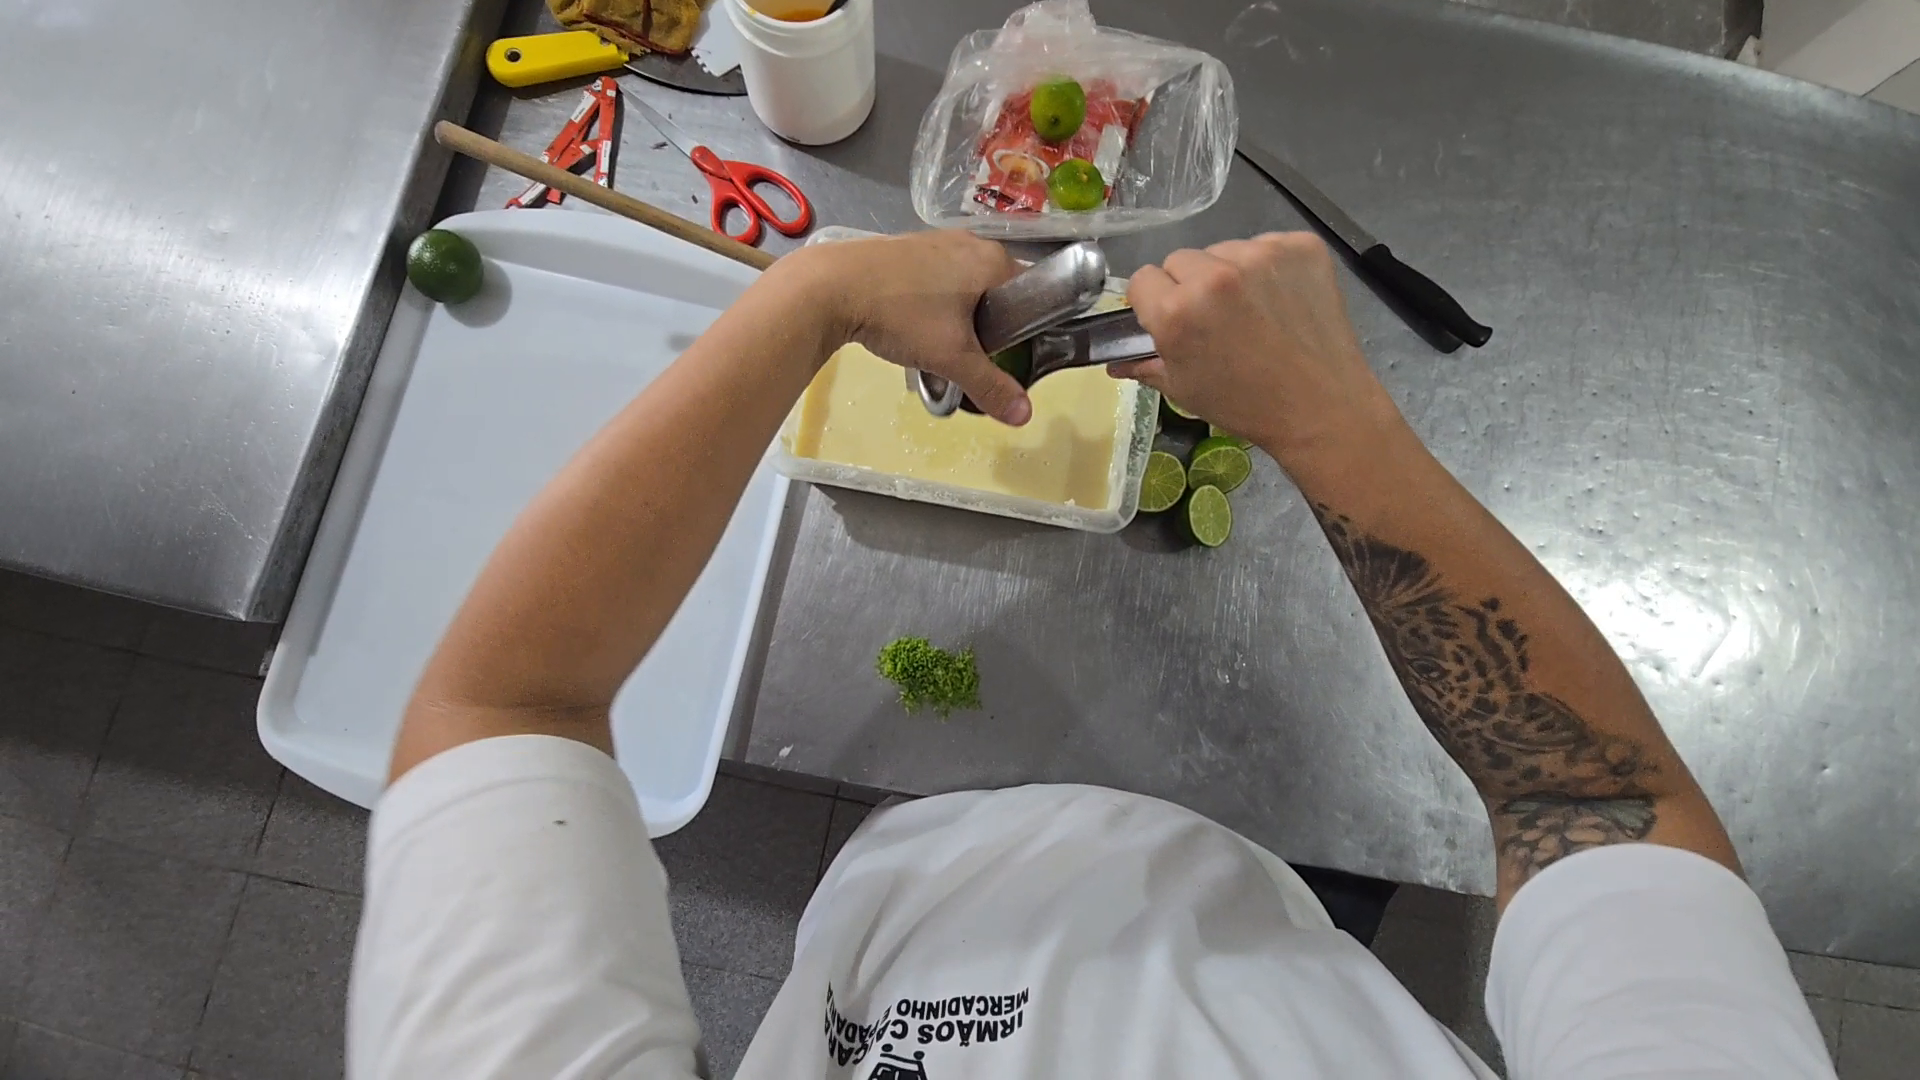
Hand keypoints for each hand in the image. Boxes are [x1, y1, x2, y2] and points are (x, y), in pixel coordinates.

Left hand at [779, 230, 1030, 425]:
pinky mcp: (907, 249)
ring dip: (961, 317)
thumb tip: (1025, 417)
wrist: (831, 287)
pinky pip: (937, 280)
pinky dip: (935, 304)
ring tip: (943, 346)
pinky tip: (916, 325)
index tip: (1013, 355)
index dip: (1027, 327)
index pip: (1032, 292)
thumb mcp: (952, 358)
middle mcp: (971, 242)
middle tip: (975, 359)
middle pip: (997, 292)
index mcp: (993, 260)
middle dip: (990, 327)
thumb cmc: (902, 316)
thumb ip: (990, 386)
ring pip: (965, 287)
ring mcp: (936, 241)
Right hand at [1115, 233, 1400, 462]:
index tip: (1169, 320)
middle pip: (1180, 259)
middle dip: (1186, 285)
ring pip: (1222, 250)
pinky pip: (1264, 245)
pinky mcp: (1300, 246)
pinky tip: (1277, 299)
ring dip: (1226, 273)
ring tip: (1249, 310)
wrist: (1320, 406)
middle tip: (1211, 320)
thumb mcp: (1182, 389)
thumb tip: (1114, 362)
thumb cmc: (1242, 404)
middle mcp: (1214, 274)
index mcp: (1176, 311)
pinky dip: (1264, 267)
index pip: (1142, 279)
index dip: (1151, 302)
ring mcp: (1261, 254)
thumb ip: (1144, 365)